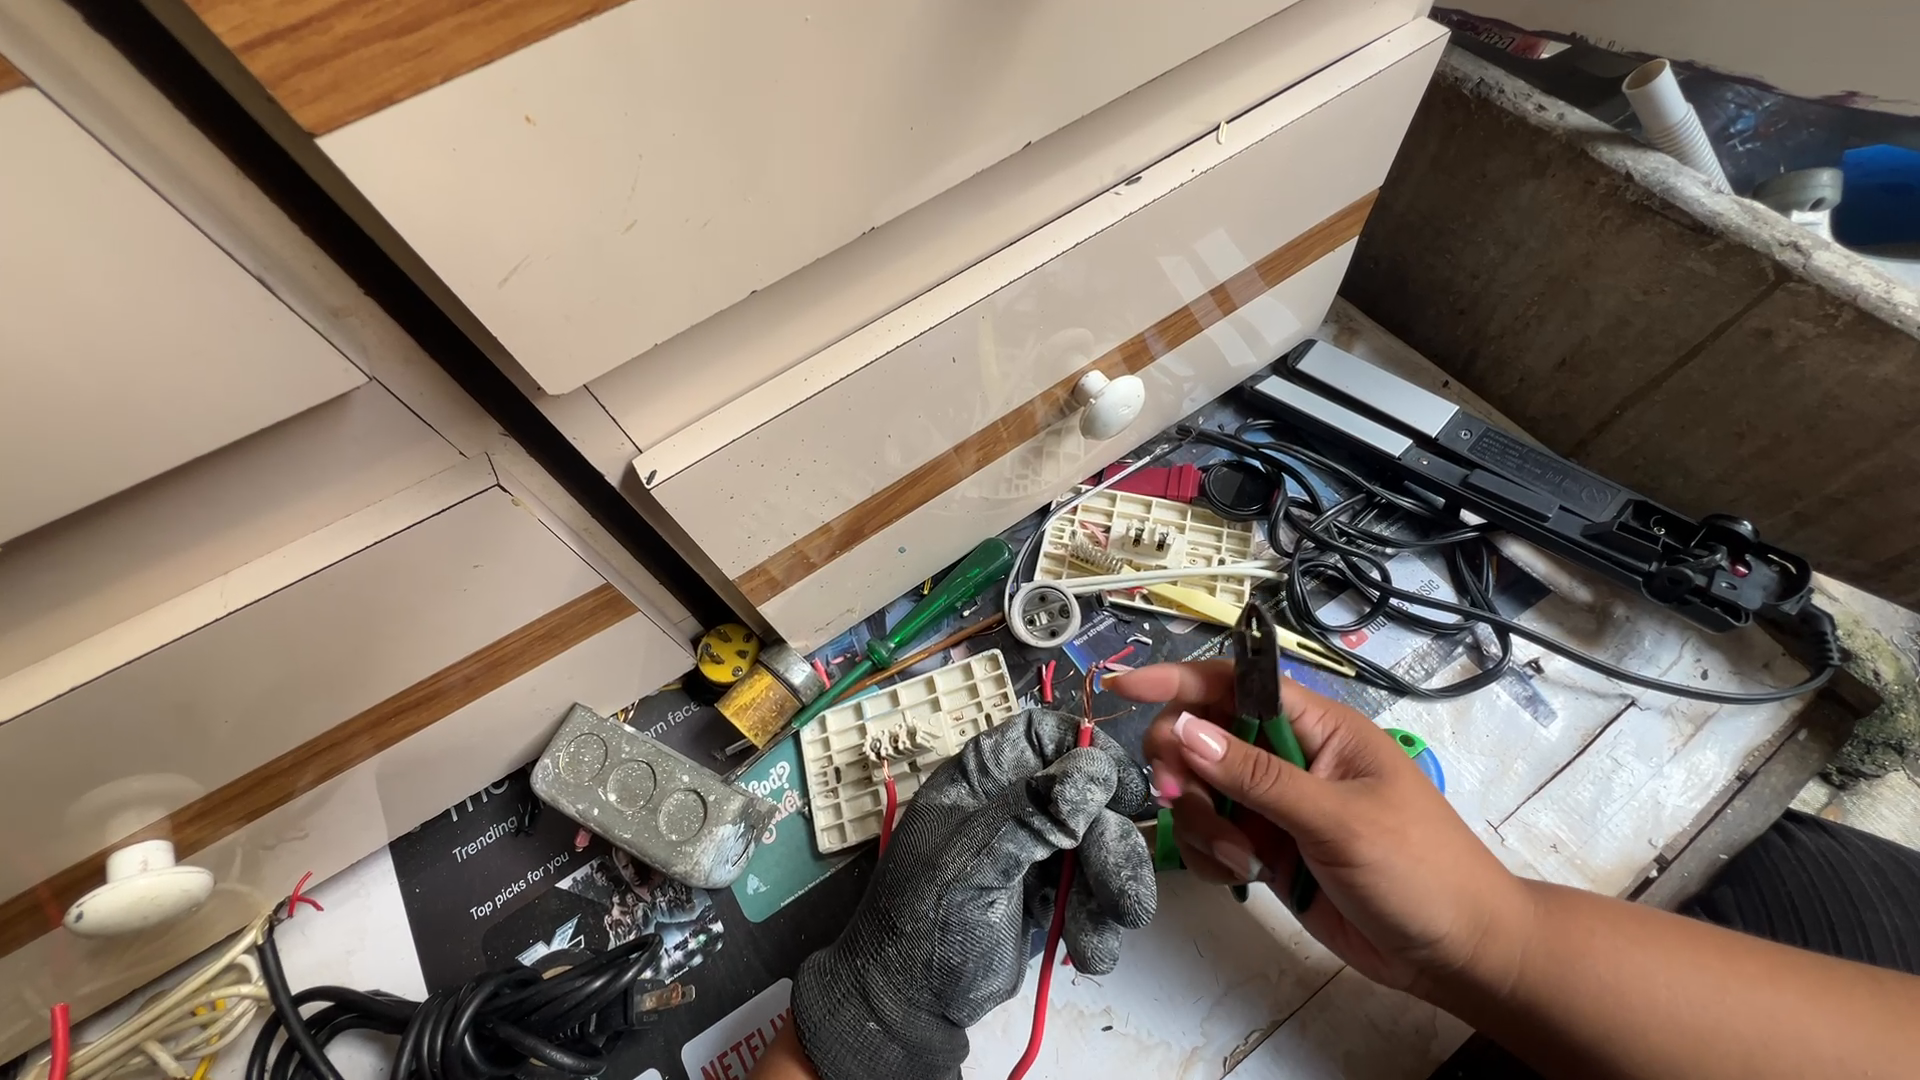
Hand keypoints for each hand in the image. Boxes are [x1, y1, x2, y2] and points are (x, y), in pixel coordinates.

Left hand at [792, 710, 1156, 1079]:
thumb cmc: (923, 919)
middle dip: (1109, 842)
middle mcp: (1015, 803)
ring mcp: (1037, 848)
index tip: (1122, 785)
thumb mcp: (970, 861)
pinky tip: (1087, 950)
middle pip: (1088, 793)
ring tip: (1097, 938)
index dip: (1086, 749)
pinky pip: (1097, 888)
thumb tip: (1094, 770)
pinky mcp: (1054, 892)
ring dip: (1112, 890)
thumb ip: (1031, 814)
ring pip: (1102, 842)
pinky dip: (1101, 920)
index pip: (1042, 733)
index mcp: (982, 778)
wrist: (913, 1006)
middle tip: (1120, 890)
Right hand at [1111, 660, 1532, 995]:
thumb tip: (1184, 728)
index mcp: (1315, 727)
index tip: (1125, 686)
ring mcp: (1270, 802)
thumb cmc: (1419, 870)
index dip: (1177, 680)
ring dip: (1203, 822)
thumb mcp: (1337, 819)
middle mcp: (1285, 756)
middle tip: (1184, 798)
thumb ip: (1257, 775)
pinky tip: (1242, 874)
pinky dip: (1209, 854)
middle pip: (1201, 736)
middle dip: (1184, 766)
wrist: (1457, 956)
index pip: (1234, 683)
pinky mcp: (1262, 844)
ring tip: (1243, 857)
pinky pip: (1208, 835)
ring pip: (1199, 790)